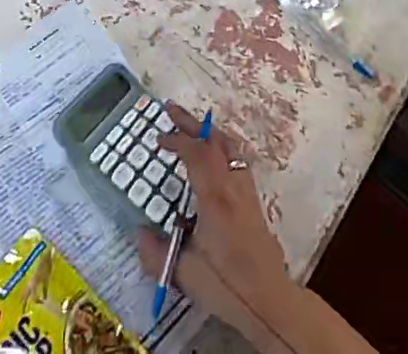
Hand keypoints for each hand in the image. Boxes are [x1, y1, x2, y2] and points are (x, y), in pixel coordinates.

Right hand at [136, 102, 296, 340]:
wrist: (269, 299)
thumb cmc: (226, 285)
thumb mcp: (184, 273)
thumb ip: (155, 253)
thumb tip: (138, 232)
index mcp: (214, 197)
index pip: (196, 153)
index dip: (176, 139)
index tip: (159, 139)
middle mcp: (232, 185)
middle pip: (213, 141)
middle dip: (191, 122)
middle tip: (170, 108)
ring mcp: (246, 190)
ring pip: (229, 146)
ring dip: (208, 132)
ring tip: (191, 126)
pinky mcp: (253, 200)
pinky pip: (236, 159)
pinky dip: (220, 146)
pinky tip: (212, 156)